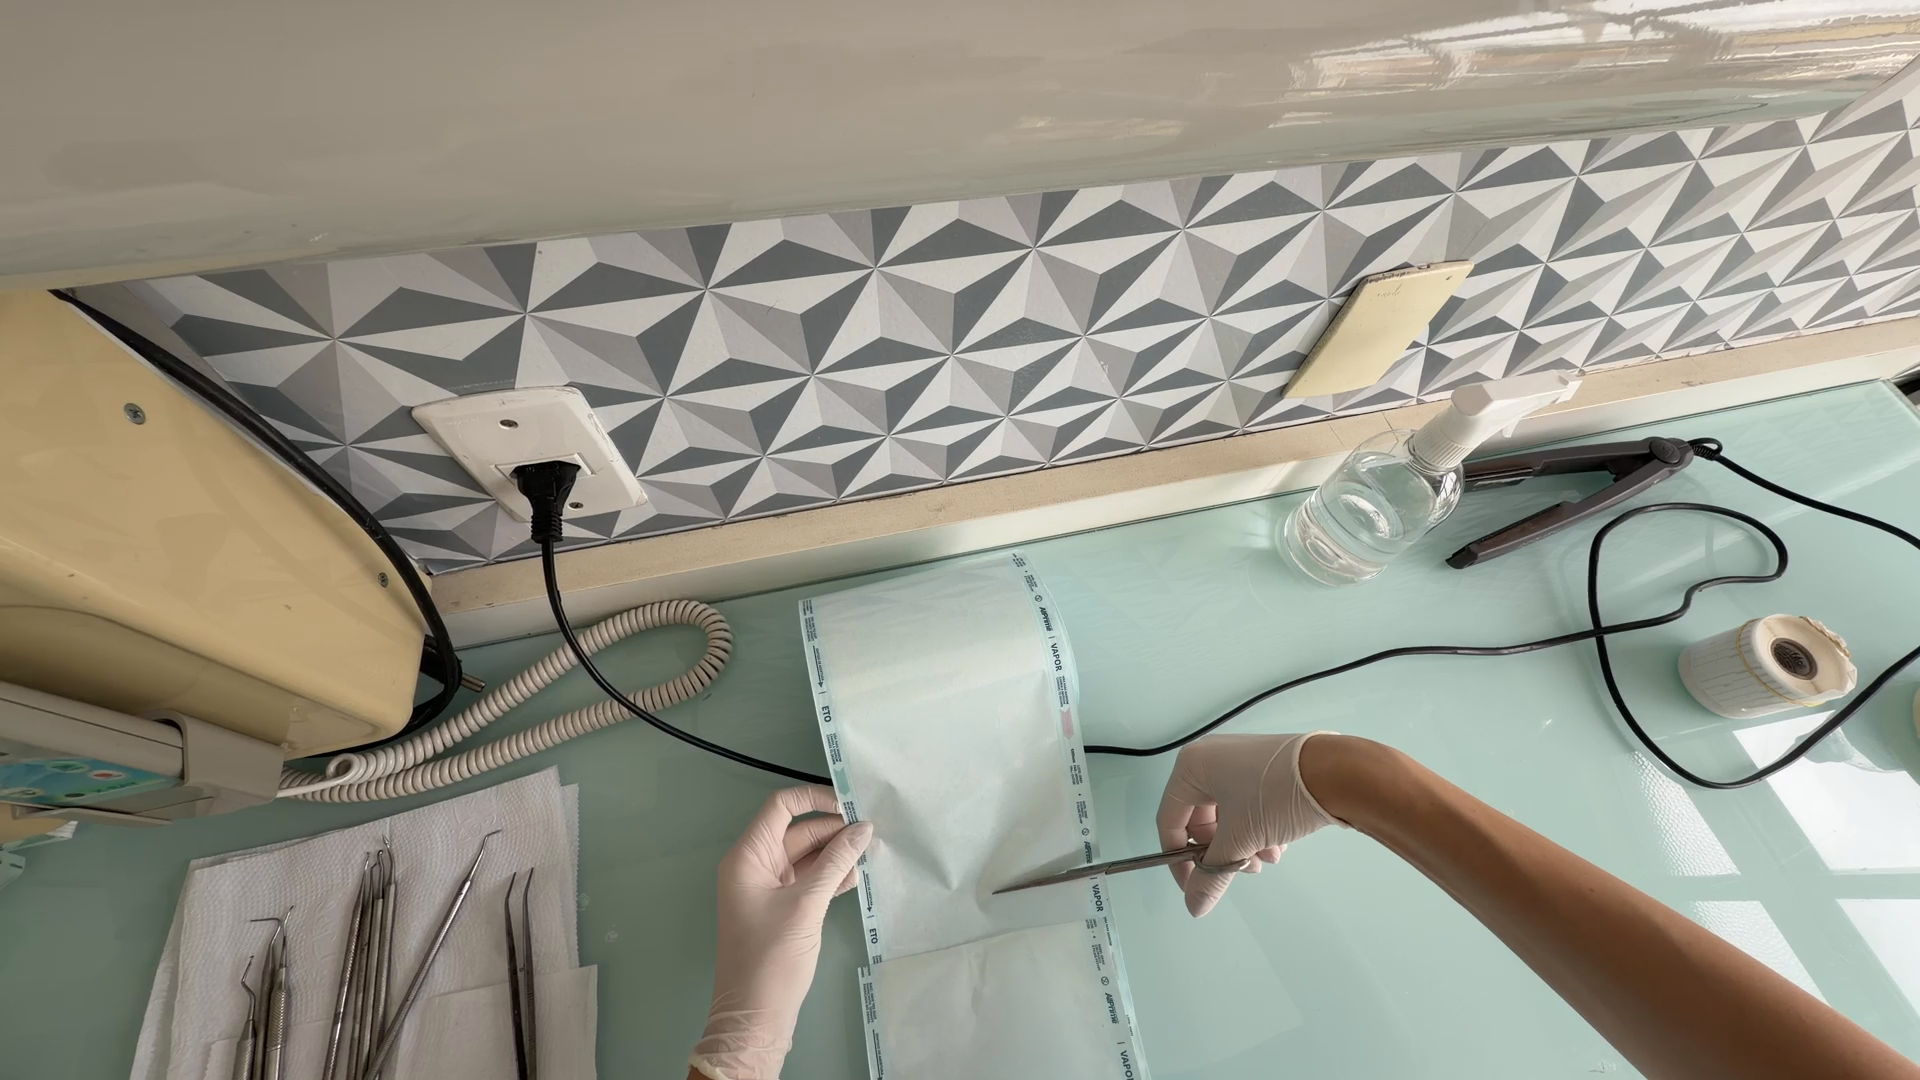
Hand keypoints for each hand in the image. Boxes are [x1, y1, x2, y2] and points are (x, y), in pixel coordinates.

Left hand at [690, 786, 873, 1079]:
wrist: (755, 1019)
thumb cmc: (771, 957)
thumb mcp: (807, 903)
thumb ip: (837, 861)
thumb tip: (864, 828)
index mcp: (749, 856)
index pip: (781, 807)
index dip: (814, 798)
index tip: (849, 803)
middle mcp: (756, 865)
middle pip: (799, 830)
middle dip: (834, 829)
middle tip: (871, 830)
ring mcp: (769, 887)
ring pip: (808, 855)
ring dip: (837, 852)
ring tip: (871, 851)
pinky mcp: (784, 907)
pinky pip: (810, 878)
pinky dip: (832, 874)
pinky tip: (858, 875)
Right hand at [1156, 732, 1340, 916]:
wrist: (1337, 772)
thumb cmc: (1276, 796)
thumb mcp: (1240, 839)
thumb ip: (1212, 875)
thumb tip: (1194, 906)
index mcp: (1191, 766)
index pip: (1169, 820)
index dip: (1178, 859)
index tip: (1194, 887)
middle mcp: (1208, 758)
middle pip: (1199, 819)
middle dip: (1220, 851)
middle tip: (1244, 868)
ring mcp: (1236, 760)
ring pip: (1225, 814)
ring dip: (1242, 843)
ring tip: (1268, 858)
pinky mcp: (1261, 766)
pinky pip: (1244, 803)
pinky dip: (1255, 827)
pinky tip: (1278, 844)